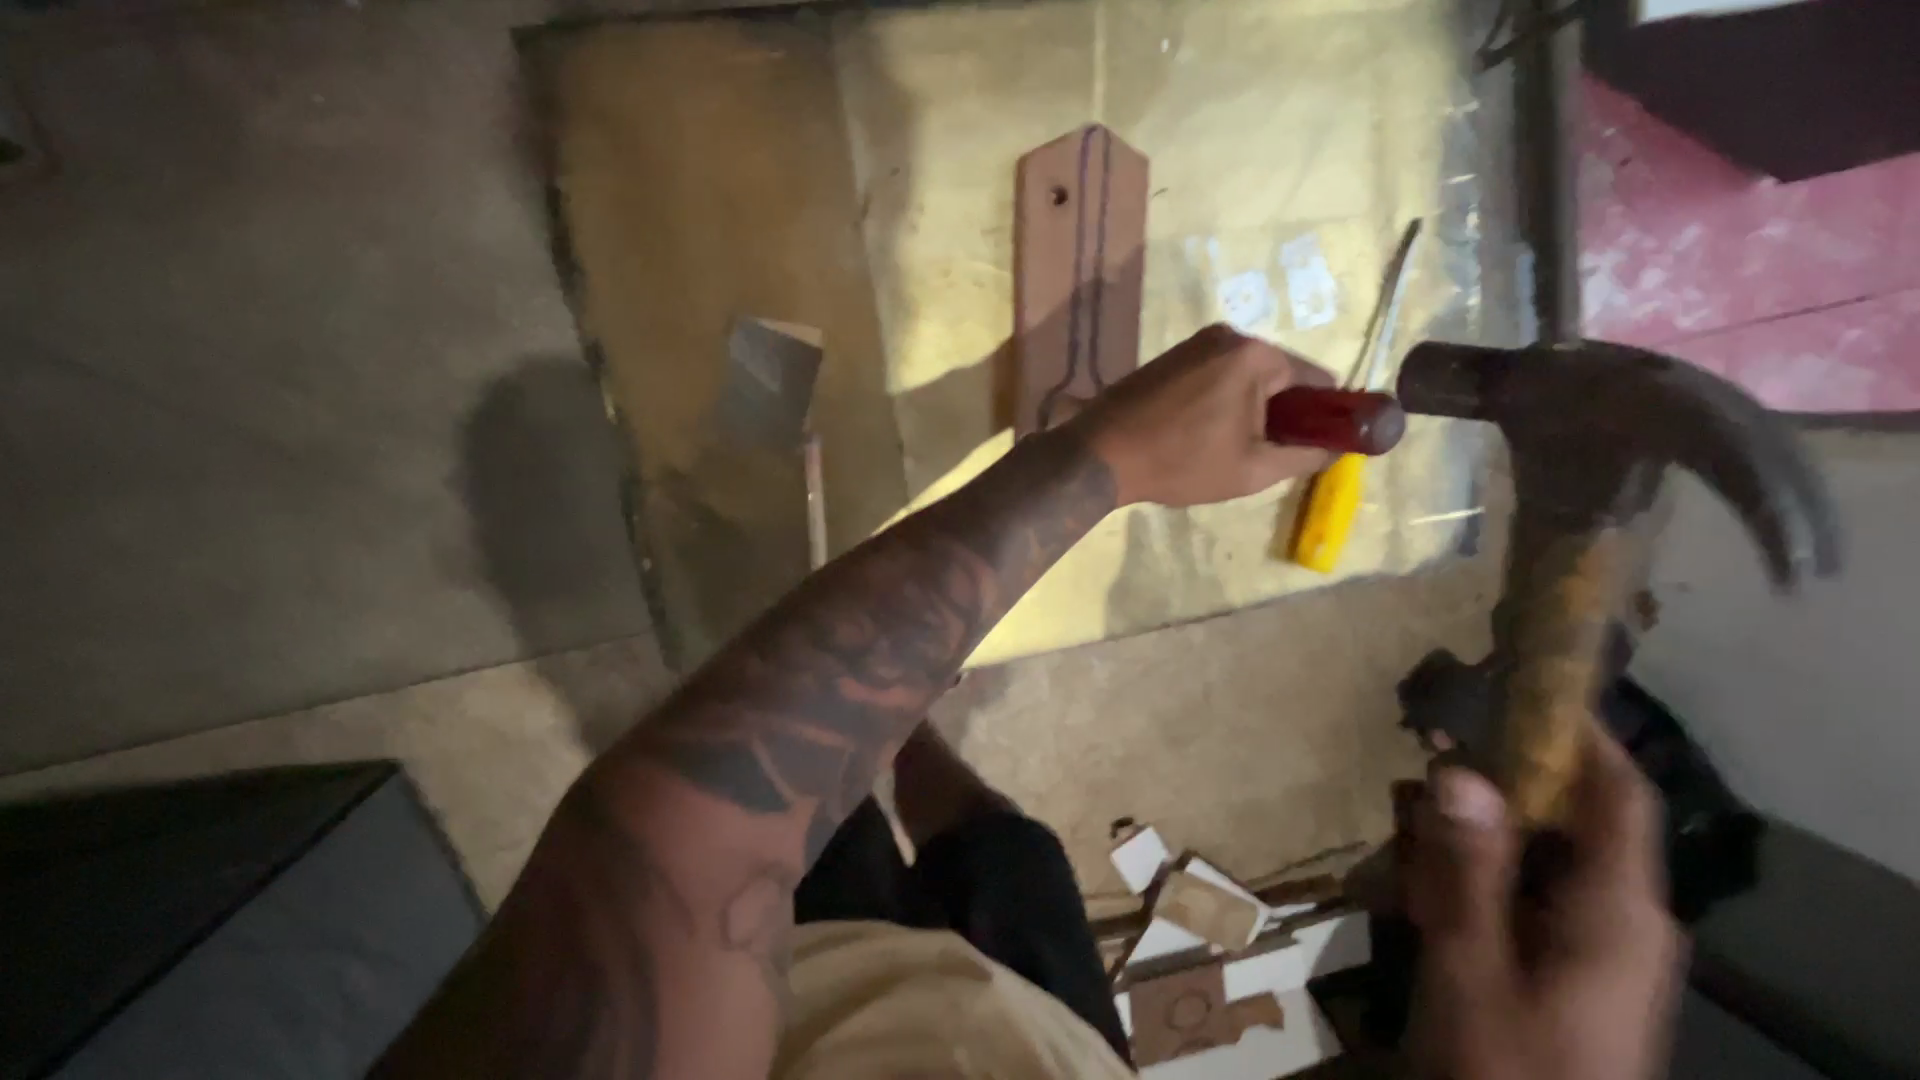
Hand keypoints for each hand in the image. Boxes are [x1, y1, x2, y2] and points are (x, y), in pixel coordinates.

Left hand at [1071, 324, 1334, 507]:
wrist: (1099, 456)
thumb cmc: (1180, 463)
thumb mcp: (1253, 469)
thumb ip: (1305, 455)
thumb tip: (1337, 448)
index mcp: (1254, 354)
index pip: (1315, 378)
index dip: (1323, 414)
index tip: (1314, 445)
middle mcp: (1227, 336)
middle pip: (1279, 375)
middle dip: (1280, 413)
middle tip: (1262, 454)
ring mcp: (1193, 344)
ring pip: (1244, 378)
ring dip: (1248, 410)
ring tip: (1227, 448)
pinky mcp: (1169, 358)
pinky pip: (1215, 376)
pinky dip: (1220, 402)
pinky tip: (1202, 434)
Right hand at [1407, 737, 1683, 1079]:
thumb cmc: (1509, 1065)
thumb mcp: (1472, 965)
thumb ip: (1467, 866)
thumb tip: (1461, 770)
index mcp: (1616, 910)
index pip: (1617, 794)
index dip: (1582, 732)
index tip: (1519, 680)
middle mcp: (1615, 916)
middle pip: (1562, 818)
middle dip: (1493, 780)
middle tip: (1424, 750)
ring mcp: (1589, 944)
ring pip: (1532, 854)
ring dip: (1469, 829)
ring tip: (1402, 818)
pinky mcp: (1561, 965)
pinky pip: (1519, 892)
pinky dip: (1469, 871)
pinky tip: (1415, 877)